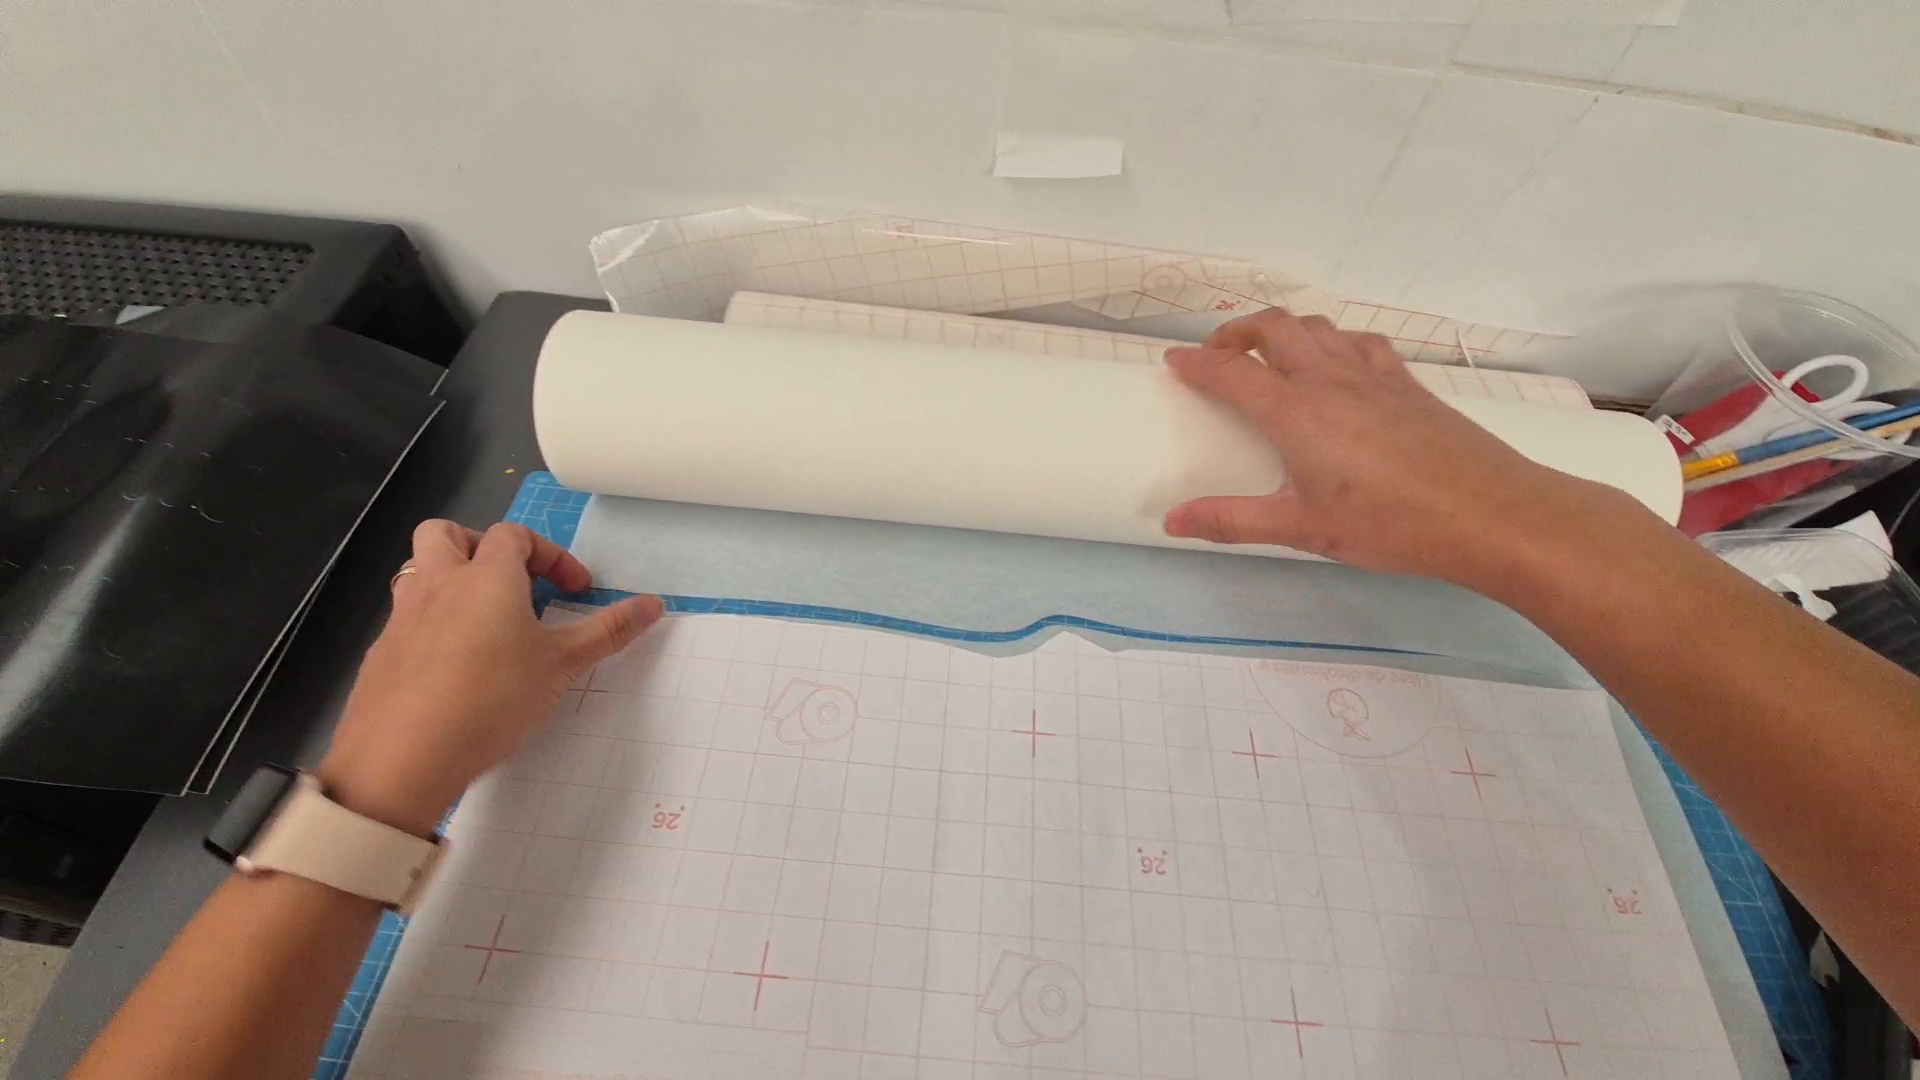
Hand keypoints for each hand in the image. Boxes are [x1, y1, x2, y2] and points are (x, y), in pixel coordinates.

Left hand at [318, 521, 663, 834]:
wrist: (401, 760)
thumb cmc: (494, 698)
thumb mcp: (563, 665)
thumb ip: (609, 630)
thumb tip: (654, 603)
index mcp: (486, 578)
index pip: (514, 536)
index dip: (551, 555)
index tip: (576, 590)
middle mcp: (438, 586)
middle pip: (446, 534)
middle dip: (482, 545)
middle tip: (514, 581)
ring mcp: (402, 619)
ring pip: (418, 572)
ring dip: (453, 579)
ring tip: (486, 620)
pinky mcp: (381, 654)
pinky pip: (408, 618)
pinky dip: (435, 622)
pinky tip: (458, 666)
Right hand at [1162, 309, 1632, 586]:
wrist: (1491, 514)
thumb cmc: (1388, 524)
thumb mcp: (1300, 528)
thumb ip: (1231, 521)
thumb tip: (1170, 522)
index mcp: (1294, 412)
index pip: (1231, 372)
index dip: (1196, 363)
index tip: (1173, 361)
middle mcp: (1329, 380)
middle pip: (1275, 327)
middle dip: (1237, 330)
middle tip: (1218, 353)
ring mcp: (1373, 376)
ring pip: (1319, 327)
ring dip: (1284, 330)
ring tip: (1268, 354)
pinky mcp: (1407, 384)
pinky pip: (1360, 342)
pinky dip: (1333, 341)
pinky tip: (1336, 365)